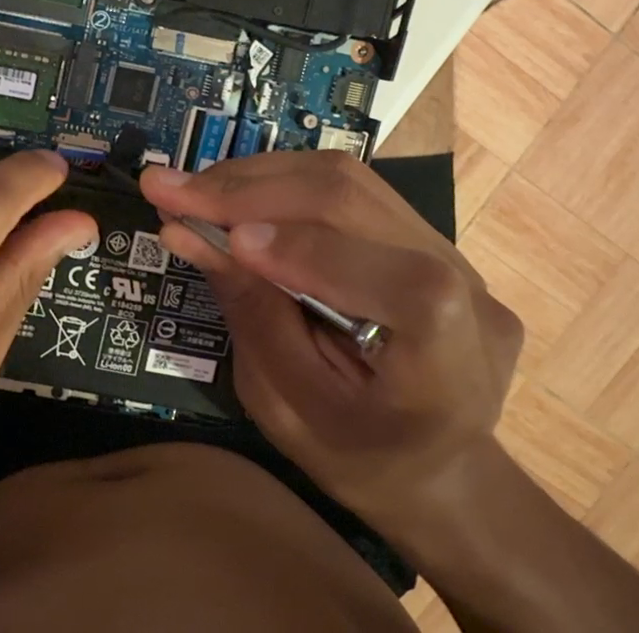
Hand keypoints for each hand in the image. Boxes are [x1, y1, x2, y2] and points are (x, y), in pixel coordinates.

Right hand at [140, 152, 520, 528]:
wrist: (428, 460)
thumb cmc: (351, 454)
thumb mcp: (286, 404)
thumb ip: (249, 313)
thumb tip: (182, 230)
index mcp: (451, 369)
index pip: (406, 287)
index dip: (313, 253)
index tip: (226, 240)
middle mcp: (471, 295)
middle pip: (361, 206)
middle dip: (253, 192)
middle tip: (168, 188)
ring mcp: (454, 255)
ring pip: (349, 182)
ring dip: (255, 178)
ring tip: (190, 188)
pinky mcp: (425, 235)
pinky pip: (348, 189)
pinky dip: (277, 183)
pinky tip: (230, 193)